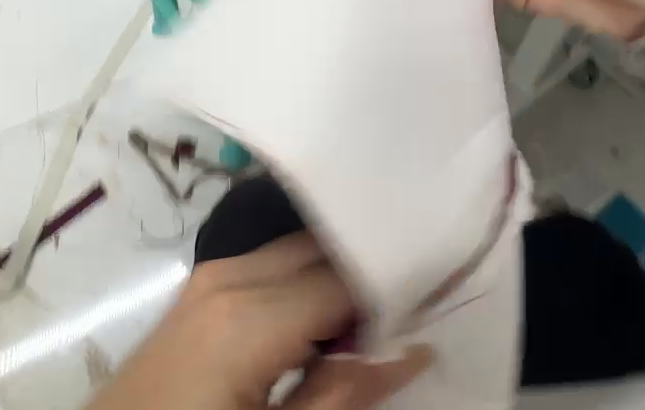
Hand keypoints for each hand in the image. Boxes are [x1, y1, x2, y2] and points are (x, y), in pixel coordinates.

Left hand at [90, 234, 431, 409]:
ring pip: (296, 251)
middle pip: (321, 249)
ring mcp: (211, 276)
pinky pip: (269, 265)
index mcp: (249, 316)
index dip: (396, 282)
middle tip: (418, 292)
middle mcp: (230, 275)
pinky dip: (305, 278)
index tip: (441, 288)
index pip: (345, 278)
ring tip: (380, 303)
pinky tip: (328, 311)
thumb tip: (410, 349)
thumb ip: (341, 395)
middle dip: (367, 266)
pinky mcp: (202, 287)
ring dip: (337, 271)